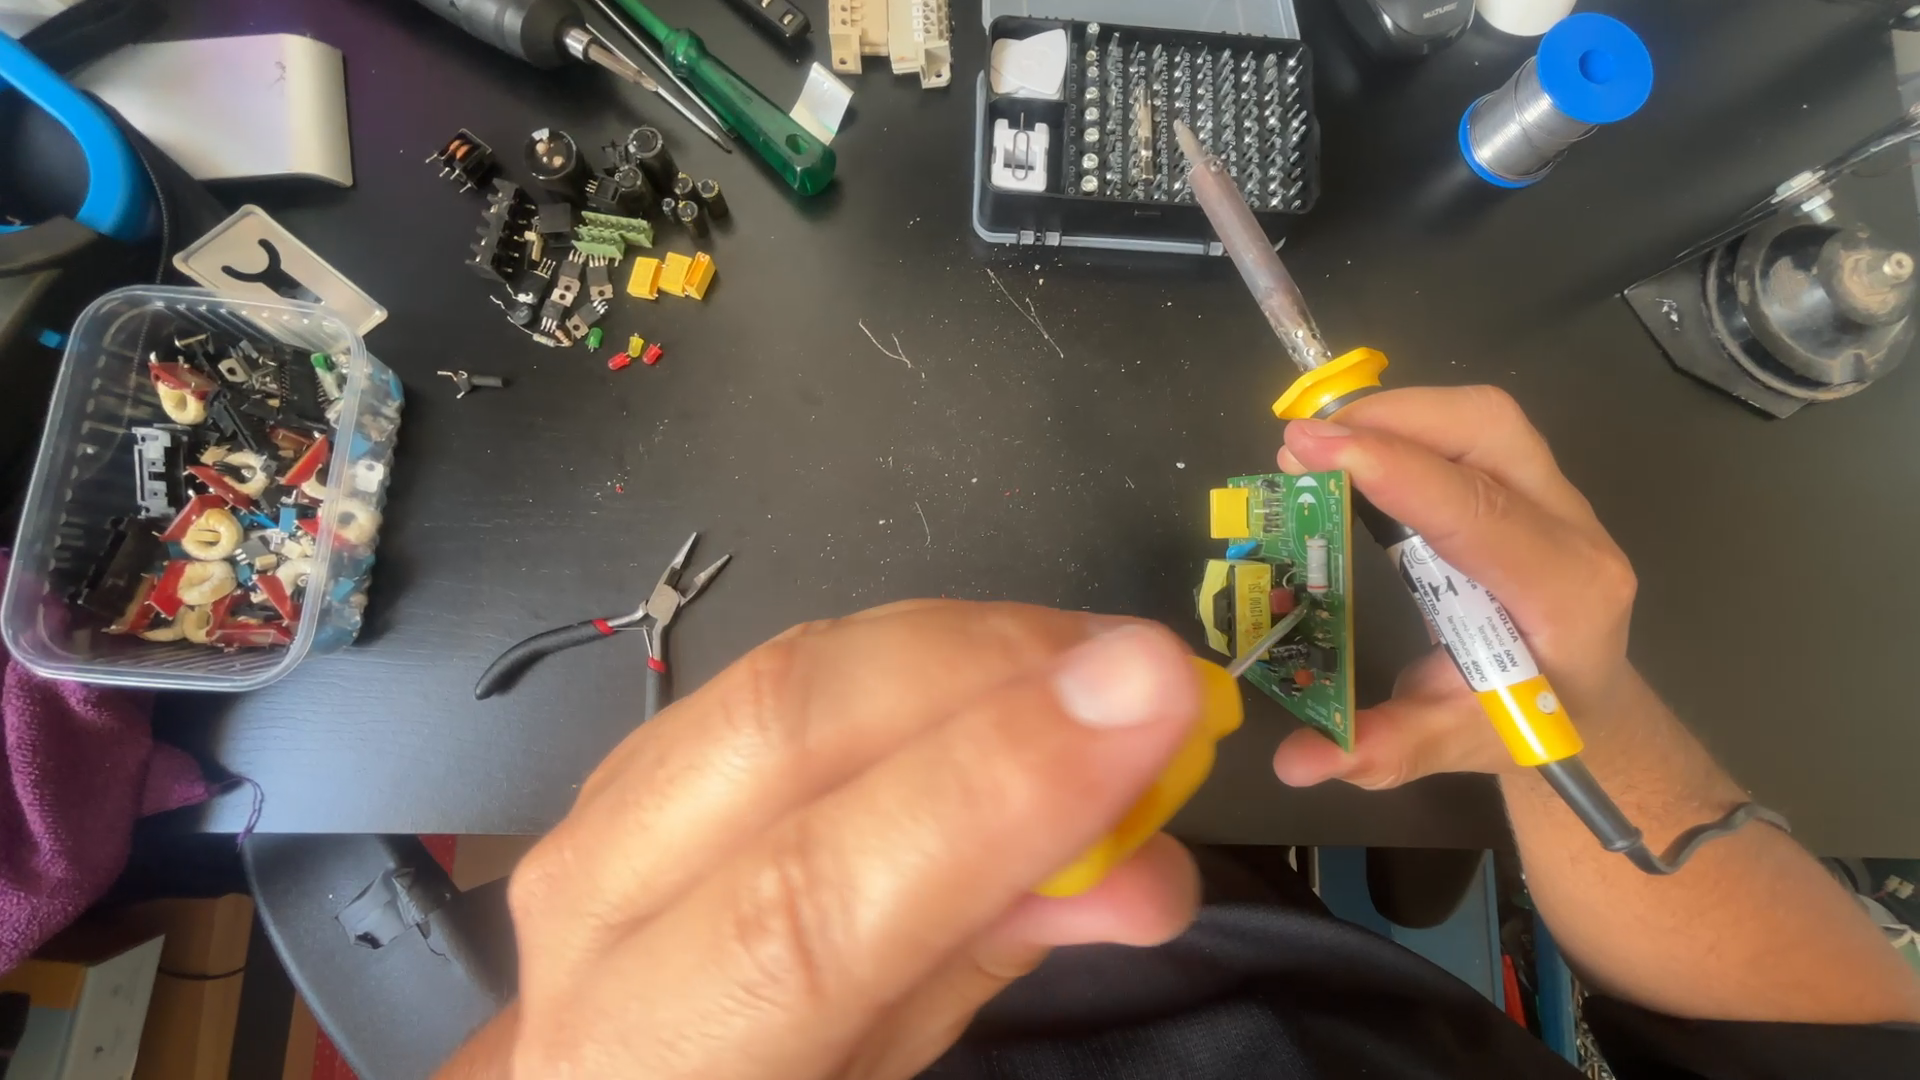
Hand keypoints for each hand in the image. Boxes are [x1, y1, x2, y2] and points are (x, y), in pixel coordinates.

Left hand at [491, 603, 1204, 1079]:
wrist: (632, 1048)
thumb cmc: (770, 1078)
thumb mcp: (884, 1062)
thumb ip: (989, 952)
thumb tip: (1147, 863)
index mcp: (646, 1044)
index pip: (811, 908)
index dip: (992, 790)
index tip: (1146, 702)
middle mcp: (594, 896)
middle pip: (785, 731)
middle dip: (984, 669)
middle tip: (1132, 656)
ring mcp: (614, 792)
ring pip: (793, 666)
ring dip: (962, 641)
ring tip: (1086, 651)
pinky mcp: (655, 736)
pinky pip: (798, 658)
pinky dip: (917, 644)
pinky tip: (1000, 654)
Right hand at [1270, 385, 1639, 789]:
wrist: (1590, 707)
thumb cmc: (1526, 726)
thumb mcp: (1451, 745)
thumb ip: (1380, 750)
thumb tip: (1291, 764)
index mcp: (1559, 593)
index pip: (1475, 510)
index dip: (1392, 470)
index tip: (1306, 446)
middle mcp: (1569, 531)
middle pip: (1488, 430)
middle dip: (1388, 418)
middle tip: (1300, 441)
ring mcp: (1555, 501)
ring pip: (1481, 419)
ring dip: (1392, 413)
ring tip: (1317, 442)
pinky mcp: (1527, 489)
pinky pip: (1469, 432)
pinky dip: (1403, 424)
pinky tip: (1353, 449)